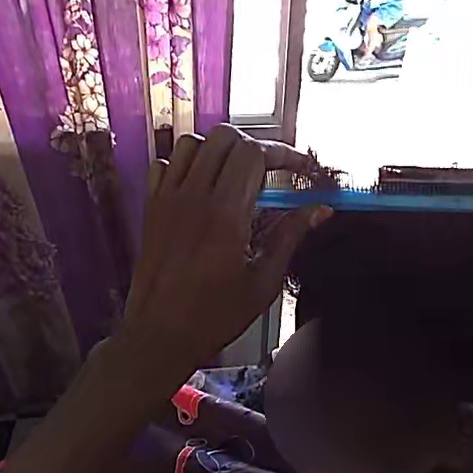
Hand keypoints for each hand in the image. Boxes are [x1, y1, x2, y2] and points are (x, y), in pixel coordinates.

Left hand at [116, 125, 328, 384]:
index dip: (283, 152)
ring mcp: (167, 198)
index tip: (299, 166)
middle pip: (225, 137)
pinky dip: (185, 164)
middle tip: (271, 171)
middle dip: (255, 146)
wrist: (159, 335)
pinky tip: (200, 185)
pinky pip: (164, 164)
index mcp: (226, 212)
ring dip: (219, 150)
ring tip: (235, 175)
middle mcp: (194, 196)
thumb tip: (320, 209)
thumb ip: (290, 236)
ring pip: (193, 143)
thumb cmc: (215, 315)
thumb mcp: (263, 281)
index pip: (254, 153)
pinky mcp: (151, 207)